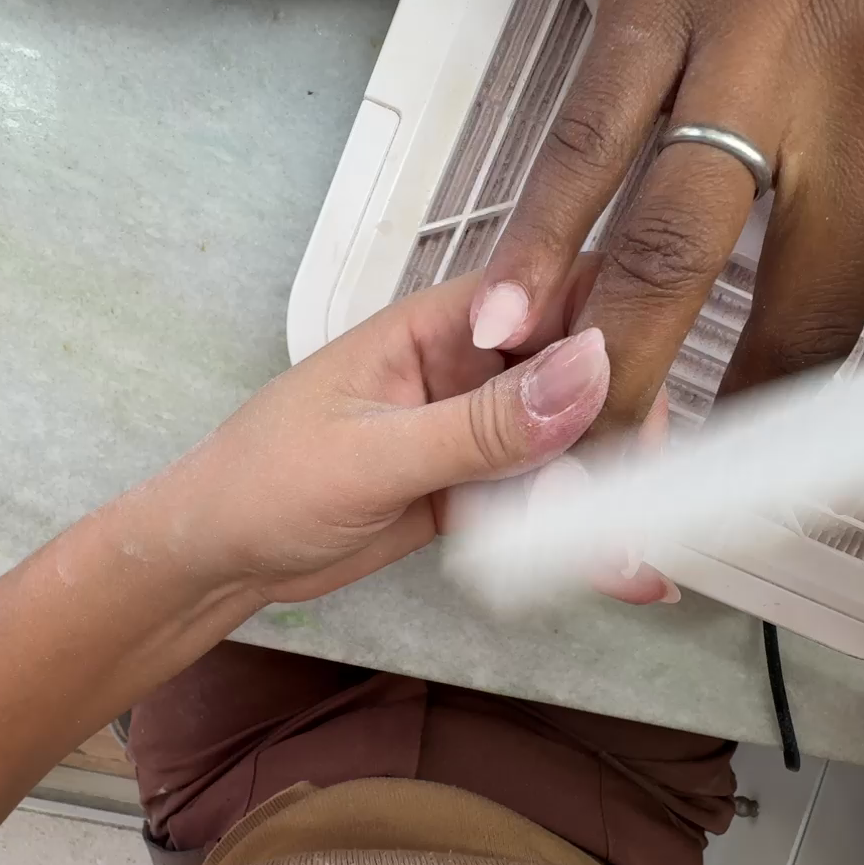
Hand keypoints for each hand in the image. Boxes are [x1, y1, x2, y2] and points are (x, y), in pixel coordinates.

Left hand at [149, 267, 610, 604]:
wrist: (223, 556)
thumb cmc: (263, 483)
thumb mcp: (372, 453)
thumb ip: (479, 425)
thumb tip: (587, 372)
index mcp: (434, 326)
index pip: (550, 296)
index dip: (611, 331)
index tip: (641, 398)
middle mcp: (462, 371)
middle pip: (571, 376)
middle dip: (614, 430)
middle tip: (639, 494)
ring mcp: (468, 434)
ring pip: (560, 447)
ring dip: (598, 495)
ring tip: (637, 553)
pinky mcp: (467, 489)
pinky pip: (532, 501)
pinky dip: (567, 534)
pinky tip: (613, 568)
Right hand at [474, 0, 863, 437]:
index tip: (844, 465)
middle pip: (803, 306)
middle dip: (740, 426)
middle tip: (688, 496)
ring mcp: (753, 44)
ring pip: (672, 256)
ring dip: (621, 368)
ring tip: (585, 447)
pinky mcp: (651, 12)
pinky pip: (584, 156)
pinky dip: (539, 247)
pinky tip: (510, 321)